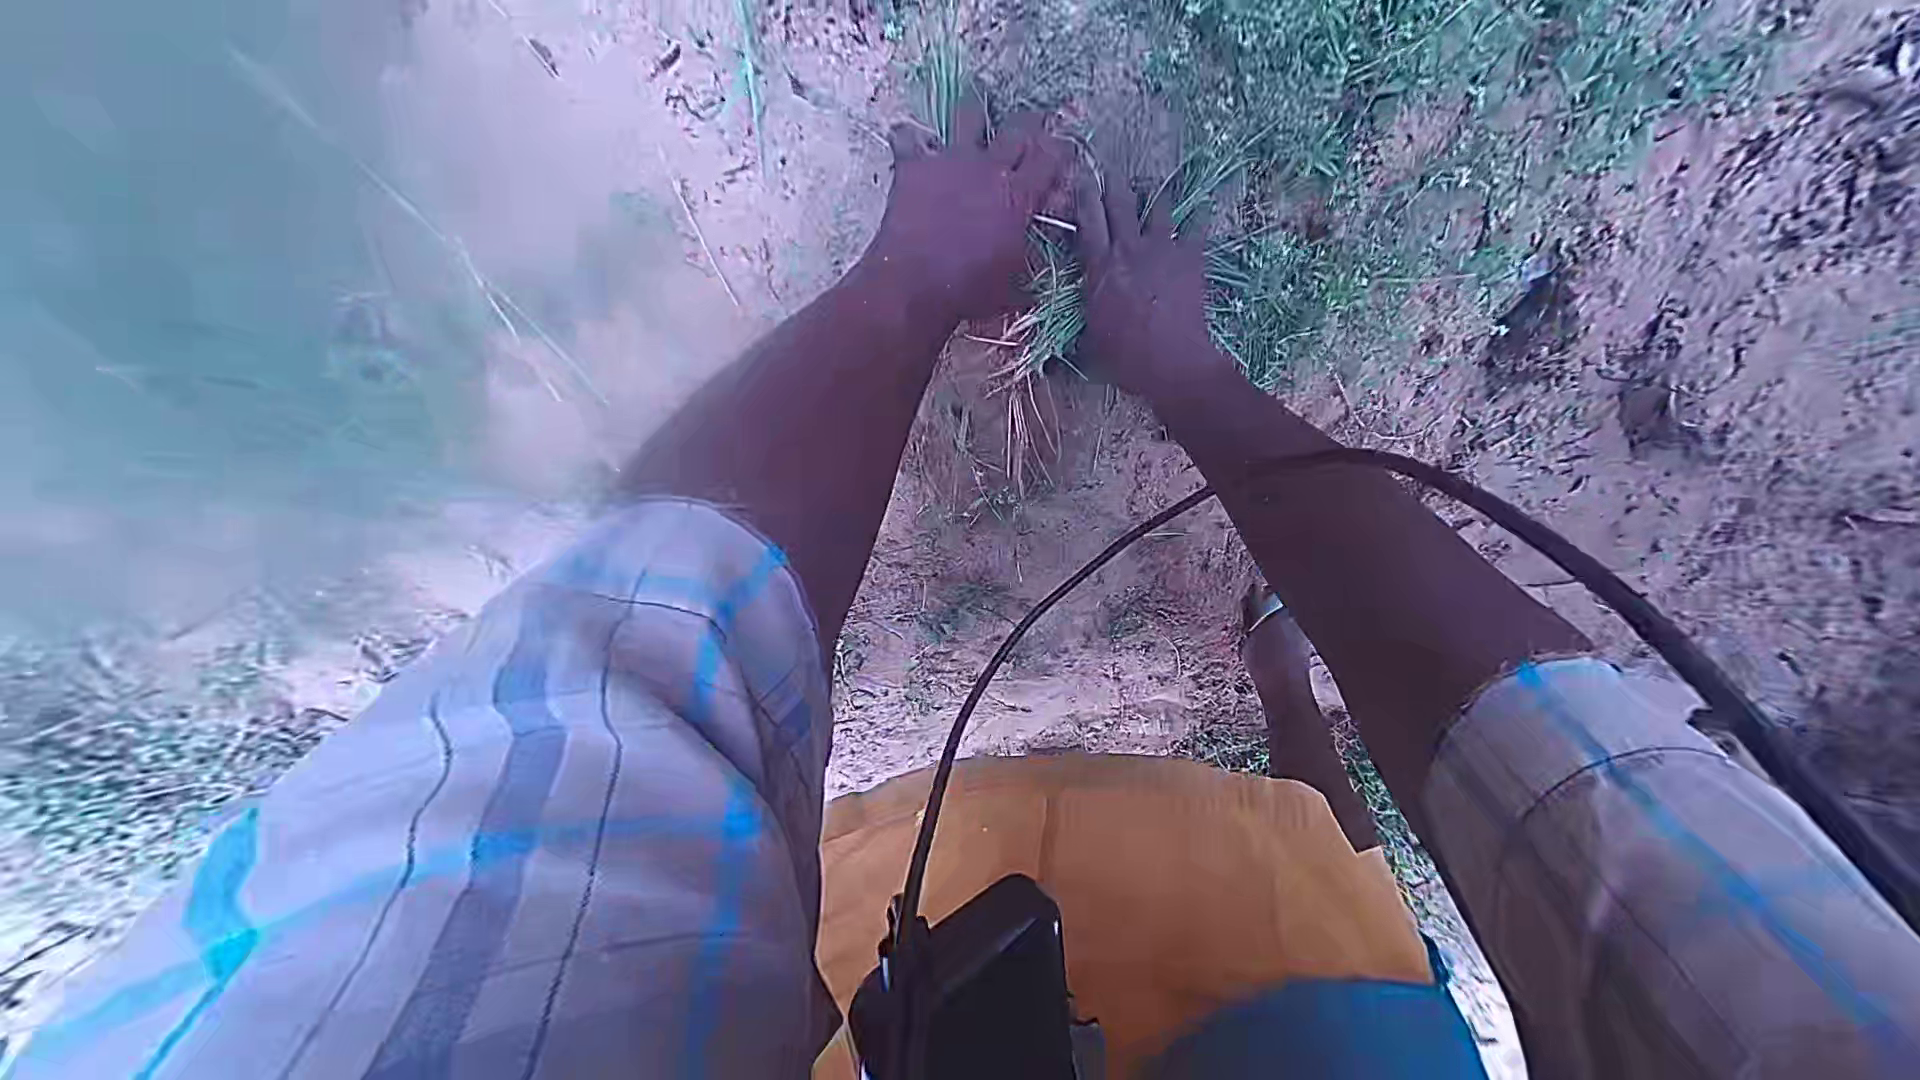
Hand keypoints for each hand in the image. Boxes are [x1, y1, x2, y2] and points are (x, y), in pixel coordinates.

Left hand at [860, 103, 1066, 324]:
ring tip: (976, 110)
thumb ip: (1029, 262)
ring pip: (969, 113)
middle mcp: (988, 168)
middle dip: (1030, 124)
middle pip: (1019, 127)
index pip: (1051, 157)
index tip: (1063, 150)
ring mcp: (950, 161)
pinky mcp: (914, 166)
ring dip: (975, 109)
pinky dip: (910, 138)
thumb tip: (1038, 259)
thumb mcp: (1011, 285)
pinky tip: (909, 140)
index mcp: (1018, 196)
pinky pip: (909, 137)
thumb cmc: (969, 292)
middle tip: (1031, 127)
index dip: (1061, 149)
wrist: (915, 287)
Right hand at [1073, 164, 1235, 399]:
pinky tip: (1200, 209)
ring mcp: (1163, 249)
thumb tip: (1058, 343)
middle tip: (1112, 172)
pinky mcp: (1191, 256)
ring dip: (1153, 193)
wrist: (1171, 363)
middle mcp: (1129, 249)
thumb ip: (1081, 325)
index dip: (1084, 195)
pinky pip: (1197, 224)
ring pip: (1158, 204)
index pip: (1088, 220)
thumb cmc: (1124, 359)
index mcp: (1099, 268)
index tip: (1083, 178)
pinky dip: (1198, 214)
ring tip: (1152, 188)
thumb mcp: (1090, 343)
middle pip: (1120, 202)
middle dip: (1114, 182)